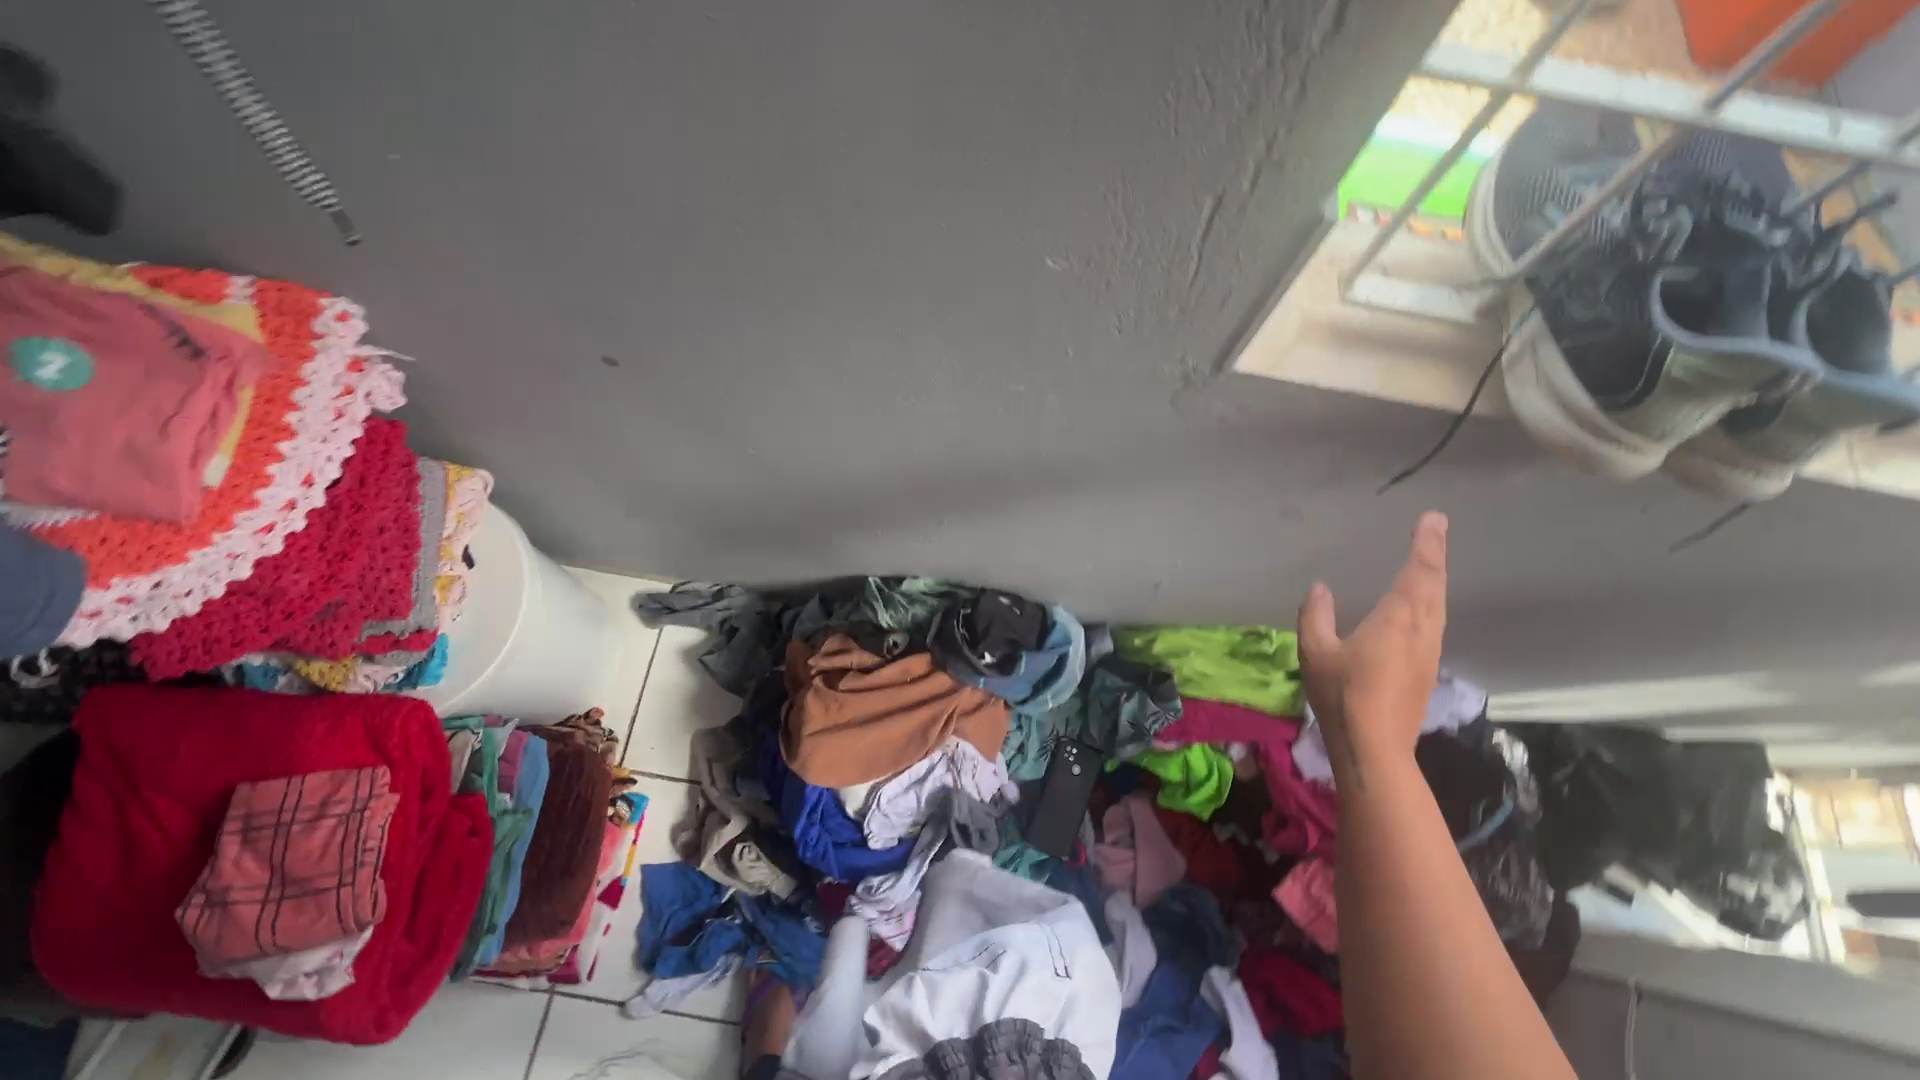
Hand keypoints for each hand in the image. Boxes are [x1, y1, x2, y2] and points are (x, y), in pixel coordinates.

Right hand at [1297, 512, 1447, 783]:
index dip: (1426, 544)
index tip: (1433, 519)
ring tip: (1428, 565)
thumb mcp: (1315, 652)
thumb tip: (1321, 587)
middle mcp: (1421, 631)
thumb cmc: (1343, 695)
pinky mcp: (1427, 672)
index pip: (1418, 572)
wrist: (1375, 748)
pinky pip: (1434, 624)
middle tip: (1435, 530)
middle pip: (1434, 586)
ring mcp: (1429, 653)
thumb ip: (1316, 615)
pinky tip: (1420, 610)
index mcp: (1397, 619)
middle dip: (1434, 556)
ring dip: (1434, 581)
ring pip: (1438, 607)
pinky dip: (1430, 604)